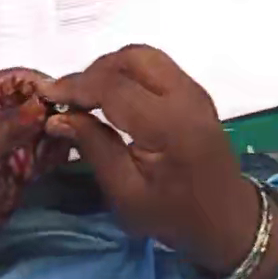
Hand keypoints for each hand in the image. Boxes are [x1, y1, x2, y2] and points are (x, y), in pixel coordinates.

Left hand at [0, 68, 59, 278]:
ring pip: (40, 129)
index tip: (64, 94)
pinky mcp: (16, 176)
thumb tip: (41, 105)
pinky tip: (71, 152)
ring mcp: (6, 150)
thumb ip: (3, 130)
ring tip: (80, 134)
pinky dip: (55, 153)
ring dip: (58, 129)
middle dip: (53, 106)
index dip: (36, 83)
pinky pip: (41, 157)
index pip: (11, 82)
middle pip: (30, 104)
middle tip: (80, 116)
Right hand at [41, 46, 265, 278]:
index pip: (114, 87)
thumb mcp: (126, 193)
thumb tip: (57, 117)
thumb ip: (93, 147)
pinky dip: (127, 71)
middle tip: (70, 97)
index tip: (47, 94)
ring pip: (144, 56)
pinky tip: (112, 95)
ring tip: (88, 95)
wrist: (230, 223)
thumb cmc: (175, 216)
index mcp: (169, 126)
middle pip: (131, 58)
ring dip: (111, 68)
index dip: (76, 86)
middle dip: (94, 71)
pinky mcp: (194, 92)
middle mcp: (185, 97)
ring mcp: (193, 91)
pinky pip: (155, 65)